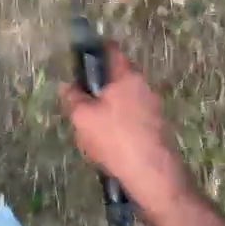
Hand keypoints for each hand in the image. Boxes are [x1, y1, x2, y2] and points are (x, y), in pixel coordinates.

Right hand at [60, 44, 193, 212]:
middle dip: (98, 88)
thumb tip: (67, 85)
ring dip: (108, 110)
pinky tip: (110, 145)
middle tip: (81, 104)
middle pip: (116, 77)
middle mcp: (143, 85)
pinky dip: (120, 125)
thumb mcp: (83, 117)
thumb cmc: (115, 138)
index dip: (93, 51)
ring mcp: (153, 107)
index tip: (79, 62)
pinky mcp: (157, 128)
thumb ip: (72, 98)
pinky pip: (132, 119)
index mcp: (126, 75)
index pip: (110, 50)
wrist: (153, 175)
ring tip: (93, 131)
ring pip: (124, 100)